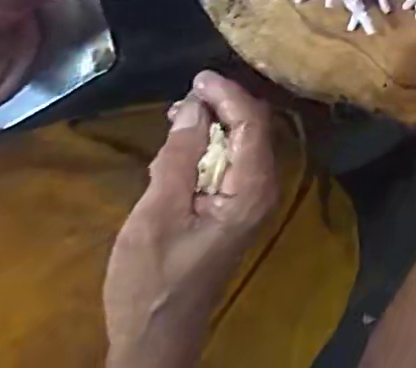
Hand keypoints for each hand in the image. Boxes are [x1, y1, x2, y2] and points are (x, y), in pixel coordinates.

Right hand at [104, 71, 279, 367]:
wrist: (156, 338)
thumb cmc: (152, 282)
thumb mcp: (157, 214)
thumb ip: (179, 156)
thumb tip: (195, 106)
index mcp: (252, 187)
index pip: (252, 122)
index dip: (228, 94)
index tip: (199, 77)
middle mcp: (262, 185)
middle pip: (252, 127)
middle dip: (222, 105)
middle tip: (186, 94)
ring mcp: (251, 195)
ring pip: (241, 141)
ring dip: (214, 123)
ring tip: (180, 113)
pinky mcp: (236, 203)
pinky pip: (230, 160)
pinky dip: (209, 145)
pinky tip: (182, 143)